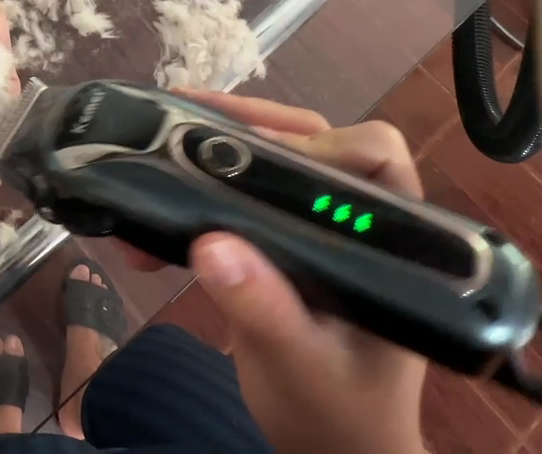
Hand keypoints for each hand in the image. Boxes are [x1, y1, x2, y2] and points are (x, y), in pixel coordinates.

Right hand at [178, 92, 428, 453]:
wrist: (326, 451)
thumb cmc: (336, 419)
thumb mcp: (300, 367)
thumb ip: (265, 310)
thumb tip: (211, 244)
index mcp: (388, 245)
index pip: (376, 157)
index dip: (324, 146)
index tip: (260, 162)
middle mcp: (354, 224)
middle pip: (313, 139)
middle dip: (249, 124)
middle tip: (186, 120)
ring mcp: (315, 230)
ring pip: (272, 158)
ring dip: (216, 142)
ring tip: (161, 133)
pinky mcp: (278, 241)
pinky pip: (240, 192)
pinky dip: (196, 185)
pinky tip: (153, 195)